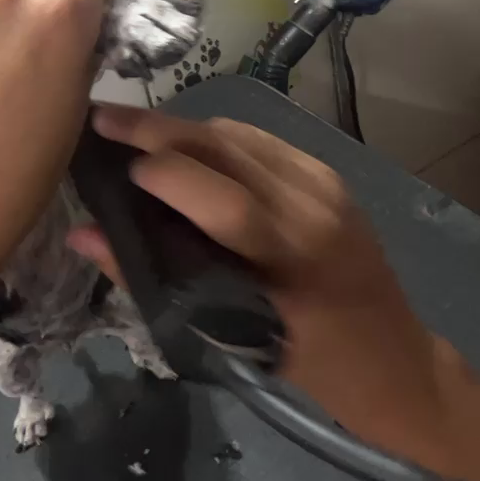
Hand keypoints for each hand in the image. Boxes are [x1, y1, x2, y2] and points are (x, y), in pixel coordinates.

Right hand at [73, 108, 446, 436]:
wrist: (397, 360)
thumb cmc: (310, 363)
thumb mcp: (227, 335)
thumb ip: (150, 279)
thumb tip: (81, 236)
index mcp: (296, 256)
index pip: (224, 199)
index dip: (165, 175)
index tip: (113, 167)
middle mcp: (314, 205)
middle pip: (223, 146)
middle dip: (154, 128)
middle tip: (98, 117)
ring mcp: (322, 181)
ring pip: (234, 132)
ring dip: (177, 127)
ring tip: (128, 129)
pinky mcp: (323, 171)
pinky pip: (252, 138)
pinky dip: (206, 135)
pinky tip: (178, 145)